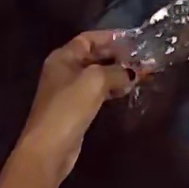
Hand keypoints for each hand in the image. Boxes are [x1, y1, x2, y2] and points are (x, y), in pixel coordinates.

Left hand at [15, 31, 134, 180]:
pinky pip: (96, 91)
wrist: (48, 150)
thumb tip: (133, 73)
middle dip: (116, 56)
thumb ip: (117, 71)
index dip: (111, 37)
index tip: (133, 39)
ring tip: (138, 74)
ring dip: (116, 73)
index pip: (90, 38)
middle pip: (94, 56)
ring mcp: (68, 91)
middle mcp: (64, 70)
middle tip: (140, 57)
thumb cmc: (69, 107)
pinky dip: (111, 88)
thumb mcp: (96, 80)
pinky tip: (125, 90)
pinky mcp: (74, 109)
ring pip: (97, 75)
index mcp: (63, 57)